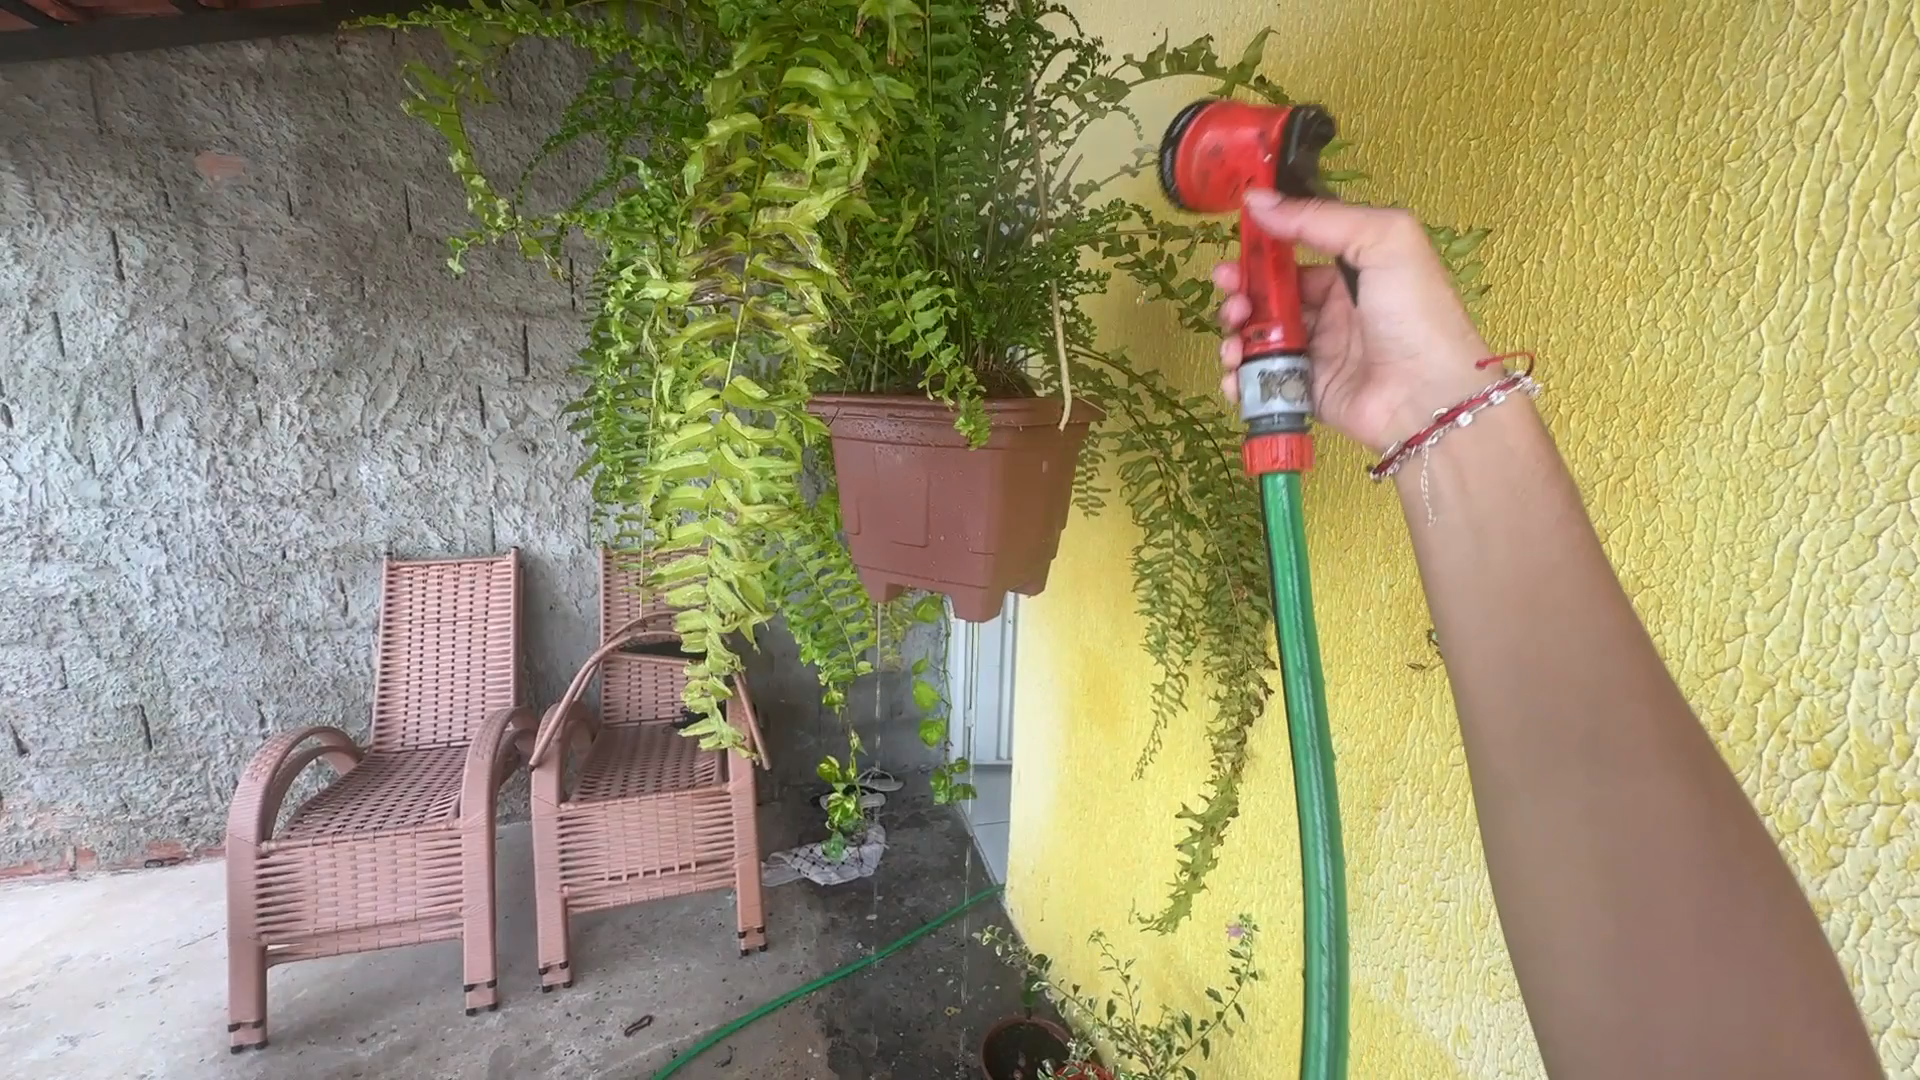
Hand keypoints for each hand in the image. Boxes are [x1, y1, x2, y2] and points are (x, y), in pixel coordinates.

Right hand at [1216, 191, 1494, 451]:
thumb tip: (1257, 200)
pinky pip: (1258, 381)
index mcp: (1347, 275)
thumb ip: (1319, 218)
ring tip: (1235, 346)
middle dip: (1238, 300)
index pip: (1290, 262)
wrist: (1424, 394)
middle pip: (1265, 301)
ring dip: (1234, 339)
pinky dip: (1238, 381)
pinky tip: (1236, 377)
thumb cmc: (1414, 312)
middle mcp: (1327, 313)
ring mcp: (1311, 355)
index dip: (1258, 258)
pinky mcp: (1301, 391)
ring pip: (1255, 341)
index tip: (1232, 257)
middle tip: (1231, 304)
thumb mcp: (1381, 240)